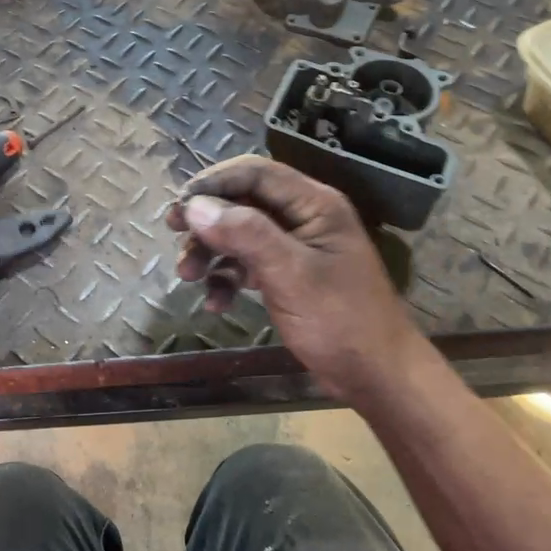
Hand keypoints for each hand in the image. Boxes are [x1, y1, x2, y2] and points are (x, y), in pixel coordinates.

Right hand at [166, 155, 424, 400]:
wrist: (378, 378)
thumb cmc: (340, 320)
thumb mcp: (290, 274)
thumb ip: (245, 234)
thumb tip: (194, 206)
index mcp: (314, 204)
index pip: (255, 173)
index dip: (214, 182)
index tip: (181, 203)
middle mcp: (303, 218)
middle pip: (242, 201)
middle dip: (207, 218)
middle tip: (172, 230)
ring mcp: (295, 247)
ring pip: (239, 233)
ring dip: (210, 251)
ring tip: (187, 276)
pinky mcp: (287, 275)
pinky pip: (246, 263)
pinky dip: (226, 278)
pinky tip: (215, 303)